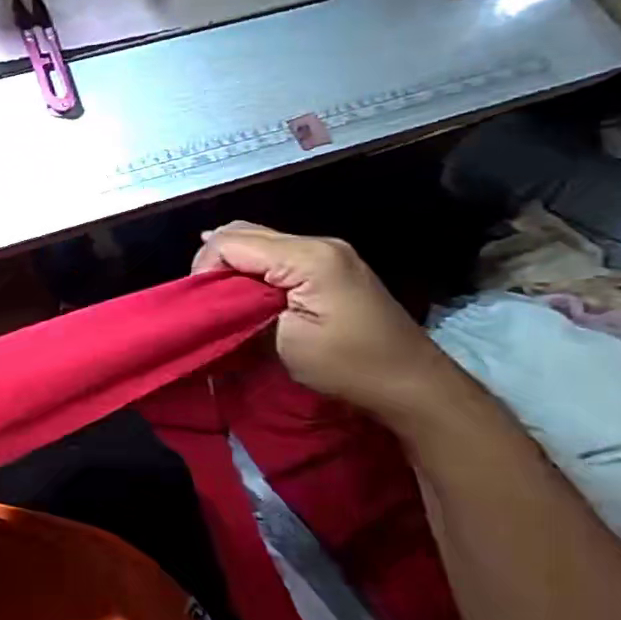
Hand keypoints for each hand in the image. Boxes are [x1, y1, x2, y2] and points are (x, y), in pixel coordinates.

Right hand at [192, 222, 474, 432]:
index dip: (205, 269)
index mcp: (308, 256)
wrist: (415, 387)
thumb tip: (209, 289)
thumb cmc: (347, 366)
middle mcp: (318, 242)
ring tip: (228, 299)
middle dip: (214, 262)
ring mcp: (328, 251)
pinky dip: (252, 268)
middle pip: (240, 232)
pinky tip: (249, 293)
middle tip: (210, 300)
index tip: (205, 306)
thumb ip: (240, 304)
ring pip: (254, 239)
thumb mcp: (281, 339)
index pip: (228, 242)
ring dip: (232, 265)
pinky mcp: (331, 264)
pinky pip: (273, 252)